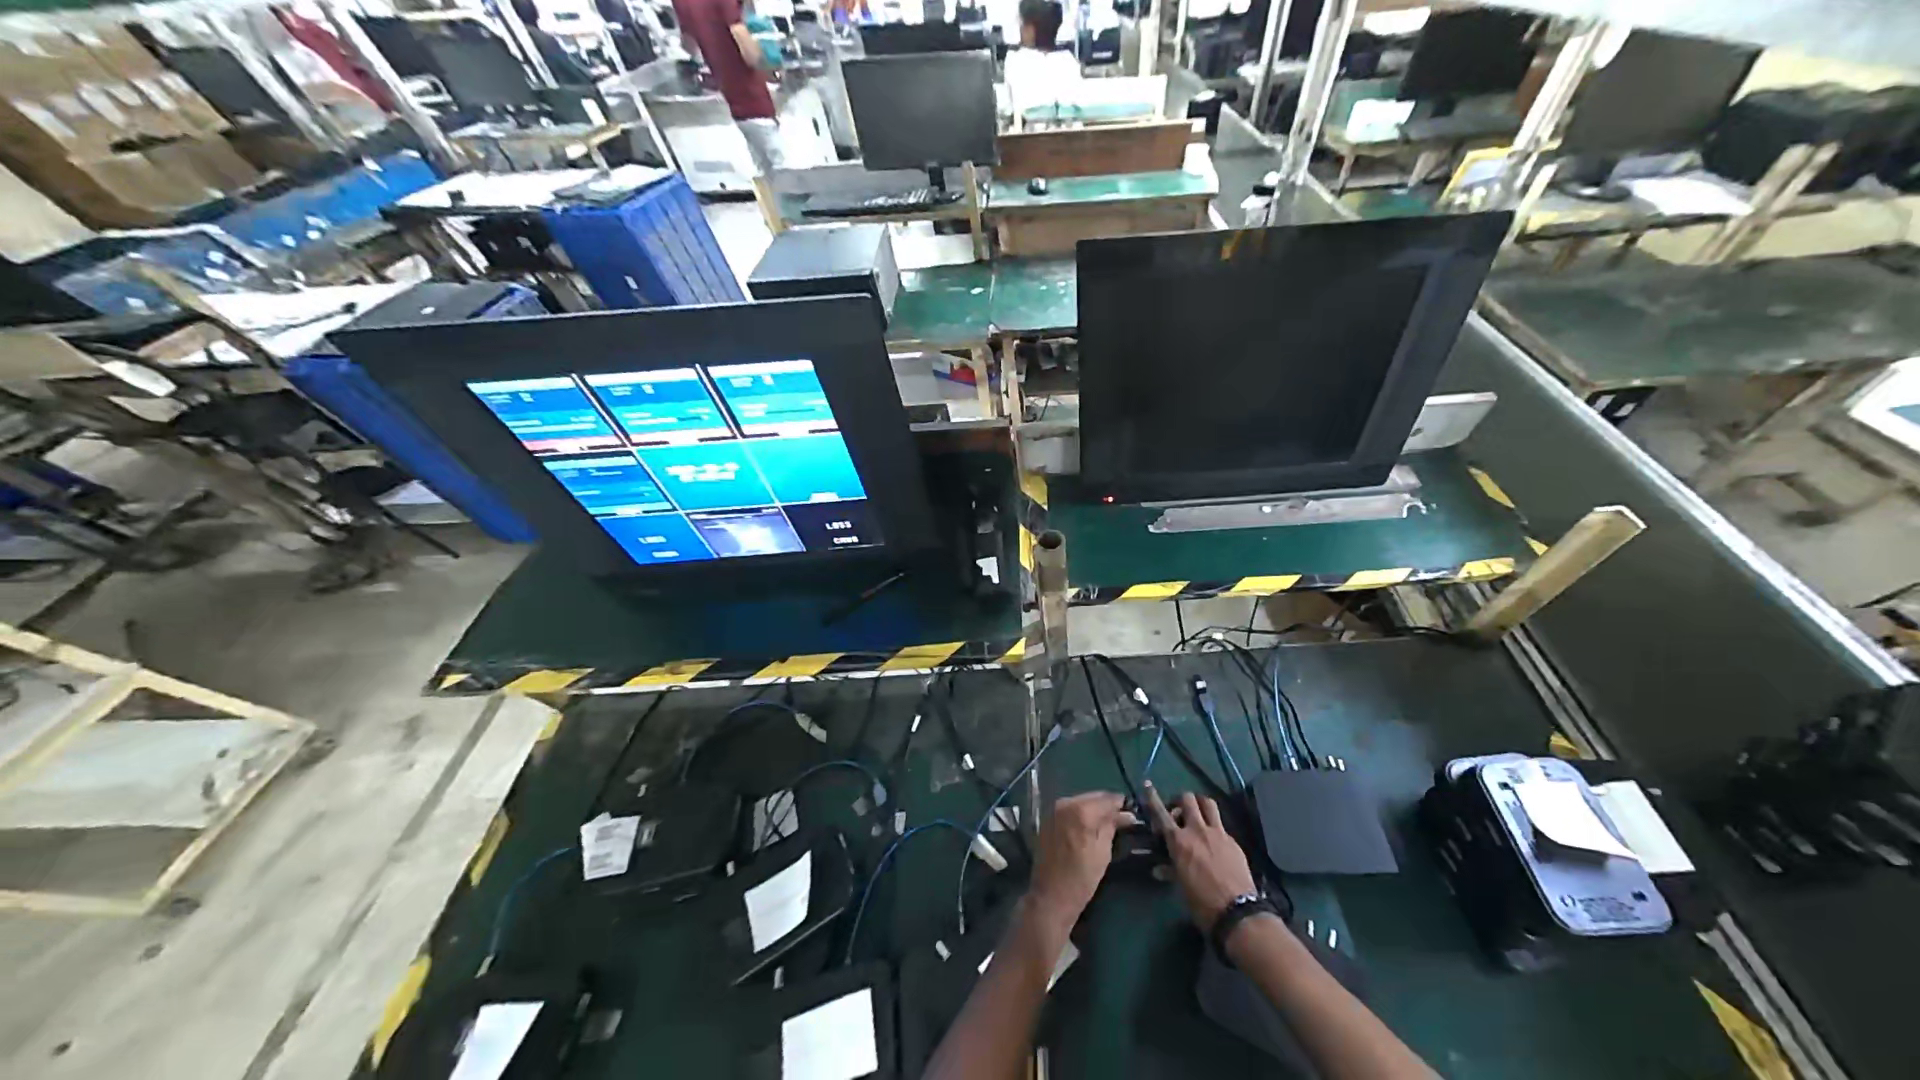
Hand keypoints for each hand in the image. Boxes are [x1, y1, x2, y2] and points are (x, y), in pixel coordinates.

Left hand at [1028, 791, 1135, 923]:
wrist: (1050, 896)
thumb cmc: (1081, 878)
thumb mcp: (1103, 852)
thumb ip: (1112, 826)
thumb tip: (1126, 814)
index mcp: (1081, 811)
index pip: (1107, 799)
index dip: (1121, 805)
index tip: (1132, 814)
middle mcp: (1065, 803)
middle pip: (1093, 797)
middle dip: (1107, 806)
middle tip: (1122, 820)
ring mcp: (1054, 810)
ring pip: (1081, 801)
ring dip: (1094, 809)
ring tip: (1107, 824)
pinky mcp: (1048, 818)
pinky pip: (1070, 809)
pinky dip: (1082, 814)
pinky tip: (1090, 827)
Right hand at [1146, 782, 1255, 931]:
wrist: (1237, 911)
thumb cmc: (1202, 902)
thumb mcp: (1181, 885)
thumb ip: (1170, 870)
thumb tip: (1158, 869)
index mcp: (1178, 841)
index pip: (1161, 813)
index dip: (1153, 797)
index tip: (1148, 785)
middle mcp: (1197, 830)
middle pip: (1188, 799)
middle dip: (1180, 800)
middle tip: (1177, 812)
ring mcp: (1218, 833)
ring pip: (1208, 803)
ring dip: (1199, 804)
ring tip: (1196, 814)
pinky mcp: (1233, 841)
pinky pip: (1221, 824)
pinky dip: (1213, 825)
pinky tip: (1213, 840)